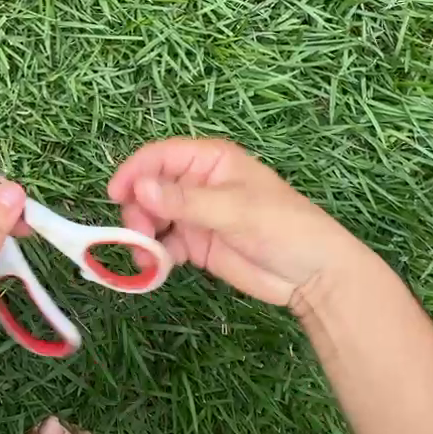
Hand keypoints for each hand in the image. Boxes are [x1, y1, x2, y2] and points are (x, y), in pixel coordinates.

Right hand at [106, 138, 373, 310]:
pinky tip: (156, 267)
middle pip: (149, 187)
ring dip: (142, 234)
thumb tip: (139, 189)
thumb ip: (184, 201)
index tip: (116, 194)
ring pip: (151, 216)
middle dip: (138, 209)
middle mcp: (196, 183)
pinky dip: (154, 253)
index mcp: (208, 160)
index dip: (135, 171)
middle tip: (138, 233)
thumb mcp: (233, 210)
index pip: (159, 156)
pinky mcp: (195, 243)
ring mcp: (194, 214)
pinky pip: (163, 243)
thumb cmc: (283, 228)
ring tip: (147, 256)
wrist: (316, 278)